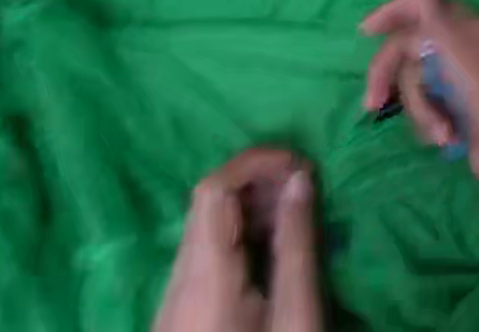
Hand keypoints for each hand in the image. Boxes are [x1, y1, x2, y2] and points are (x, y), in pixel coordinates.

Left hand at [152, 148, 321, 331]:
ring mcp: (171, 303)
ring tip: (297, 220)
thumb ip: (296, 241)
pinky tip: (273, 252)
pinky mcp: (178, 317)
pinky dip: (242, 235)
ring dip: (254, 207)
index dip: (257, 161)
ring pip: (206, 226)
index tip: (303, 167)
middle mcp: (175, 285)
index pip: (213, 188)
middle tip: (308, 192)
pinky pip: (206, 254)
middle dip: (261, 182)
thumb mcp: (296, 316)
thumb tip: (300, 176)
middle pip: (208, 203)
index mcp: (203, 282)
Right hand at [361, 0, 478, 222]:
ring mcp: (460, 83)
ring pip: (414, 82)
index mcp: (468, 27)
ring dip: (418, 109)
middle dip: (391, 74)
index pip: (425, 2)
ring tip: (440, 132)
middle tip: (372, 105)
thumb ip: (437, 21)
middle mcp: (463, 49)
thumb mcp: (464, 55)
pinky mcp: (459, 114)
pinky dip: (428, 125)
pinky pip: (424, 110)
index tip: (364, 32)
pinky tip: (447, 141)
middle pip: (410, 45)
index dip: (394, 9)